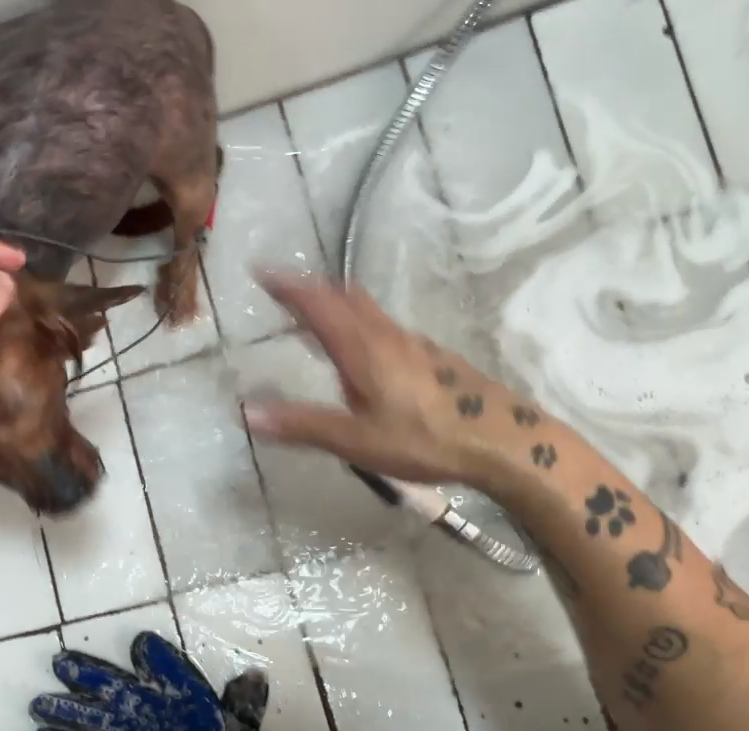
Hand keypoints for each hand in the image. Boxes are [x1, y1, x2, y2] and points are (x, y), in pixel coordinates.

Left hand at [28, 633, 266, 730]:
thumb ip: (161, 661)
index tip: (58, 663)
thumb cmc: (200, 723)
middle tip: (36, 706)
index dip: (72, 669)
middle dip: (49, 707)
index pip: (91, 678)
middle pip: (71, 711)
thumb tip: (139, 640)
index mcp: (128, 697)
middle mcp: (113, 724)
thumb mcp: (186, 683)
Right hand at [240, 276, 513, 485]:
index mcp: (363, 349)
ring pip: (368, 310)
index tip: (261, 270)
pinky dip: (360, 323)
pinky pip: (384, 327)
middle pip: (345, 298)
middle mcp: (387, 337)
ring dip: (337, 303)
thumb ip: (301, 424)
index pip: (318, 305)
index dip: (288, 286)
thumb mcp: (354, 440)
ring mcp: (414, 345)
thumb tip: (247, 412)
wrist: (501, 442)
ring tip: (316, 313)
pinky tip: (363, 350)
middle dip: (311, 288)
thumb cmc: (423, 440)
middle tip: (284, 287)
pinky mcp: (432, 359)